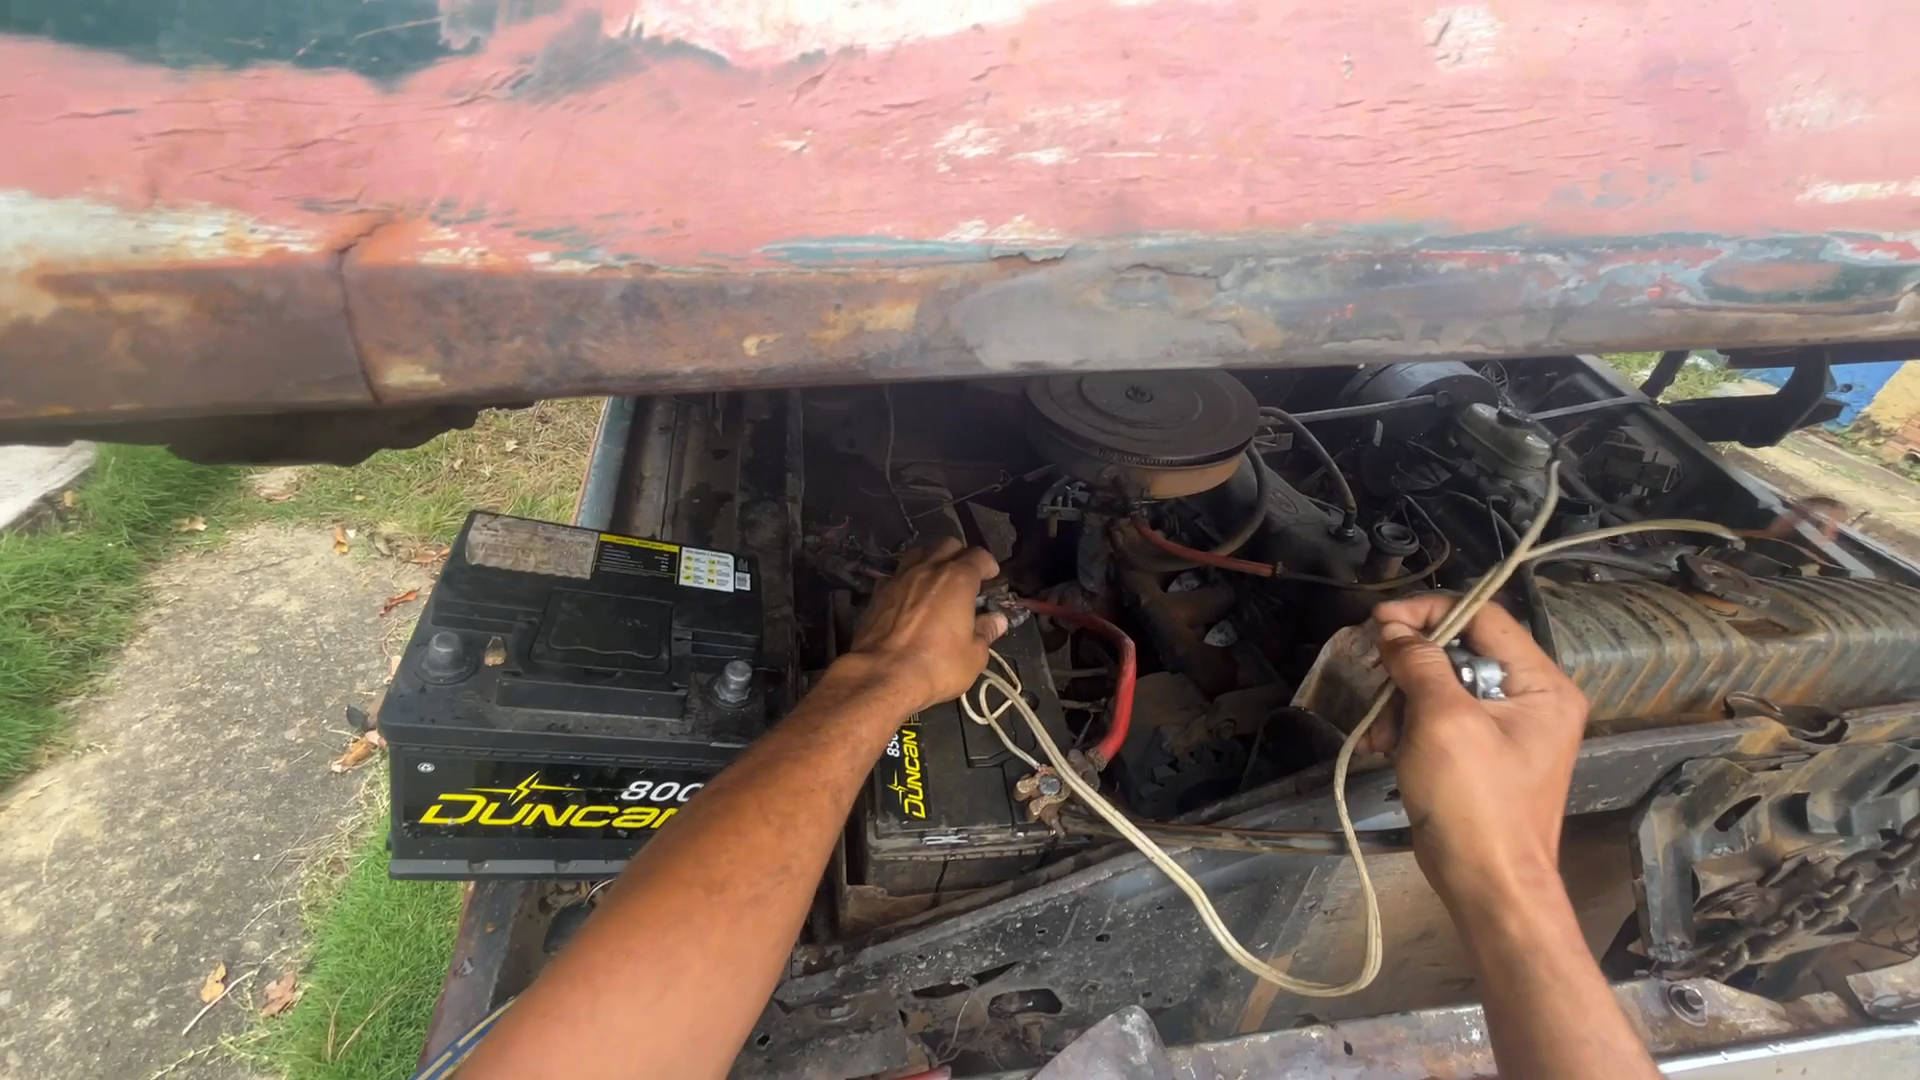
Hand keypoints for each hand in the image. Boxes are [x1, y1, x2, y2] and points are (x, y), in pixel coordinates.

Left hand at [843, 538, 1007, 713]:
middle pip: (947, 545)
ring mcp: (900, 577)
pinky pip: (896, 574)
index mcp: (958, 579)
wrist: (882, 674)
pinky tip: (909, 597)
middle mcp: (929, 569)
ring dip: (931, 560)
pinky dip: (907, 579)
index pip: (978, 555)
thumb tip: (998, 620)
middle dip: (960, 555)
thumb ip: (986, 632)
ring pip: (919, 553)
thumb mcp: (973, 655)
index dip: (988, 564)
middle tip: (966, 576)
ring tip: (936, 580)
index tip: (992, 577)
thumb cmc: (936, 665)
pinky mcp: (878, 592)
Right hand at [1366, 595, 1588, 909]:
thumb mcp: (1442, 720)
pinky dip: (1403, 724)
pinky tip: (1381, 746)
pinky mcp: (1476, 749)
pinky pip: (1435, 714)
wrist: (1485, 882)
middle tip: (1372, 675)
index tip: (1378, 622)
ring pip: (1438, 682)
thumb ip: (1418, 663)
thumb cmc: (1473, 800)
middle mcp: (1528, 697)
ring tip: (1378, 731)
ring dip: (1398, 699)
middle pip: (1457, 649)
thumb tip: (1390, 626)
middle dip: (1406, 664)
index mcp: (1540, 685)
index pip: (1483, 617)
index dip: (1428, 611)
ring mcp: (1502, 725)